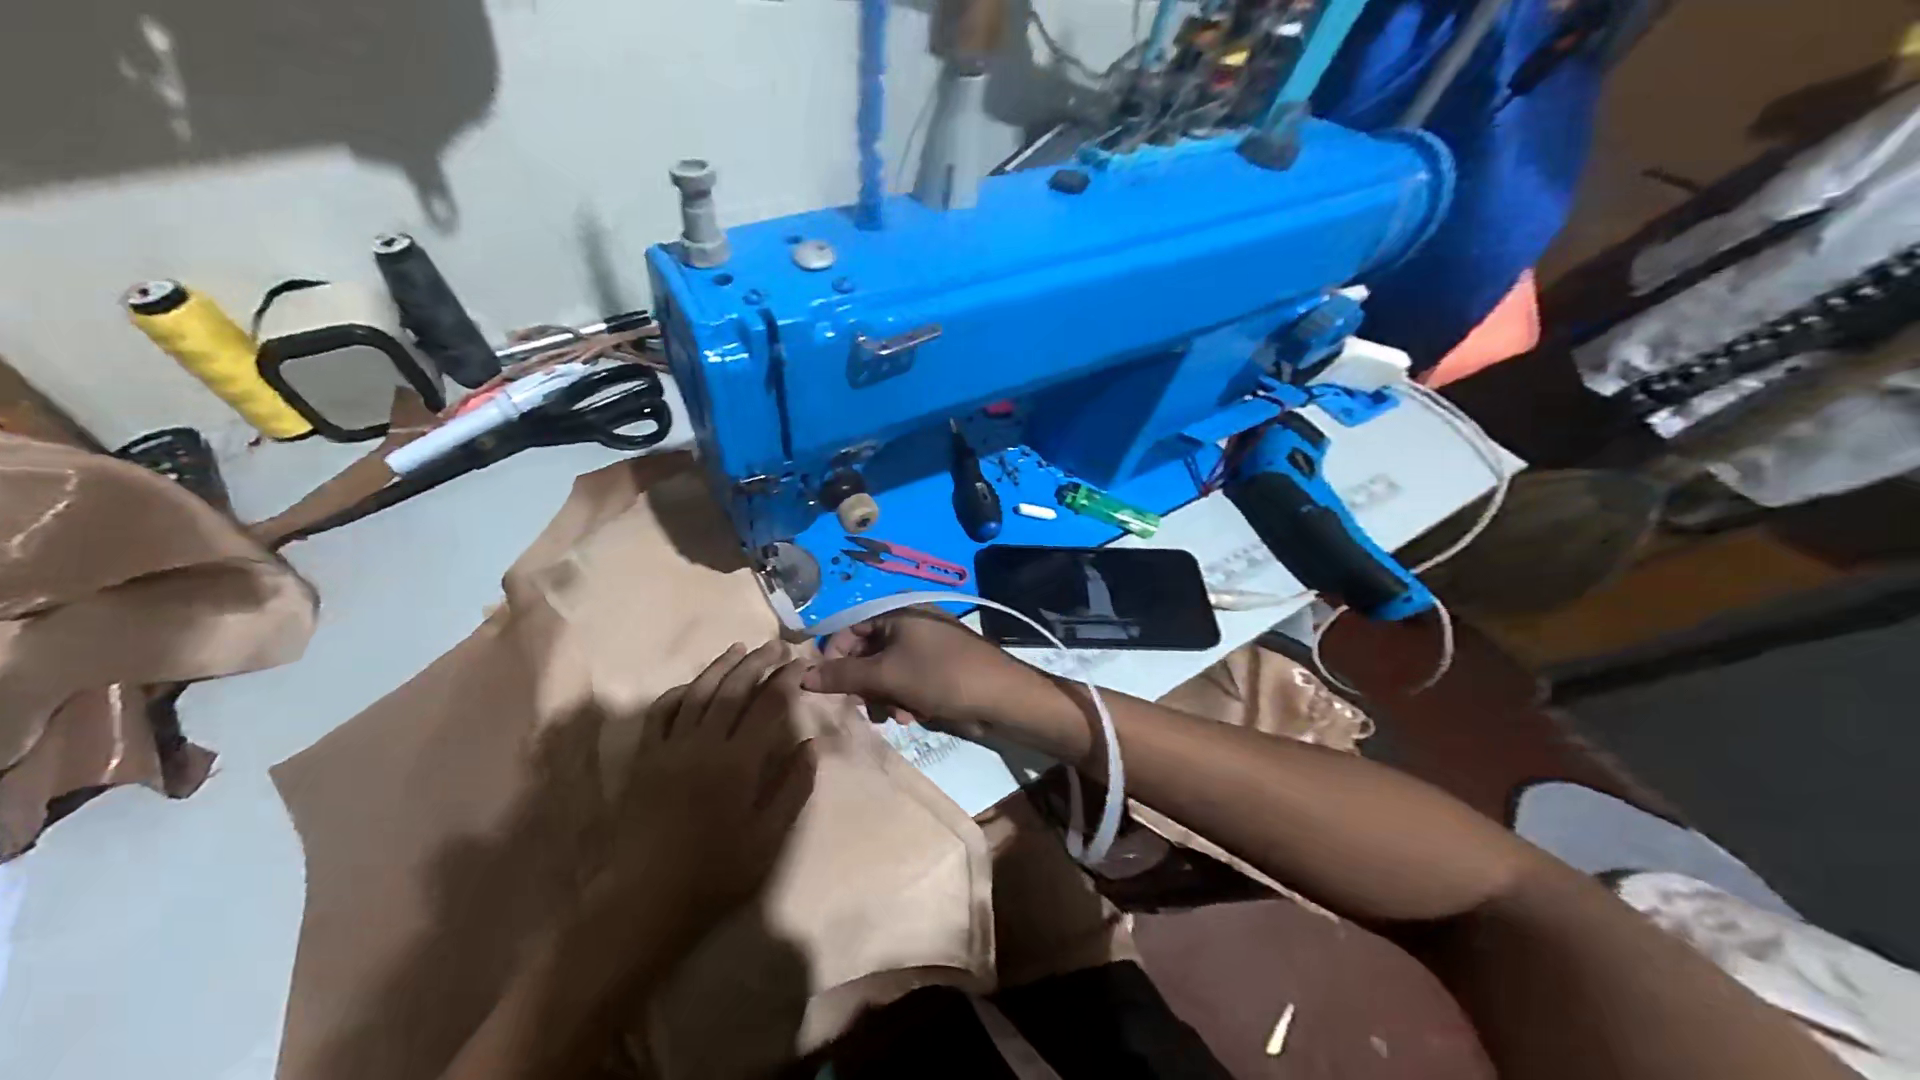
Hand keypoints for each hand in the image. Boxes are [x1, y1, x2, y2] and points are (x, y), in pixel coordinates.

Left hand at [606, 642, 817, 932]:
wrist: (643, 901)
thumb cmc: (715, 873)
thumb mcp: (768, 839)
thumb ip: (792, 788)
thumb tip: (811, 745)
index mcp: (737, 762)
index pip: (768, 705)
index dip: (786, 680)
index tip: (800, 663)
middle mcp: (703, 744)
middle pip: (734, 689)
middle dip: (757, 661)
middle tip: (776, 645)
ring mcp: (669, 749)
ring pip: (698, 693)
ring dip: (721, 666)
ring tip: (740, 648)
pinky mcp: (644, 760)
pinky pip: (660, 713)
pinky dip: (679, 692)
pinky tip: (692, 685)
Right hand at [799, 610, 1058, 740]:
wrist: (1000, 697)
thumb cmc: (940, 676)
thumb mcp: (886, 675)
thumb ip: (842, 676)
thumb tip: (801, 676)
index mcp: (897, 613)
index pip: (849, 630)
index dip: (835, 658)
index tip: (830, 688)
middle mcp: (910, 624)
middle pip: (867, 654)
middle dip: (866, 684)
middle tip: (871, 707)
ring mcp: (926, 646)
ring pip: (887, 673)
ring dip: (887, 697)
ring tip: (900, 714)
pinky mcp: (940, 669)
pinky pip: (908, 681)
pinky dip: (907, 698)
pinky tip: (917, 715)